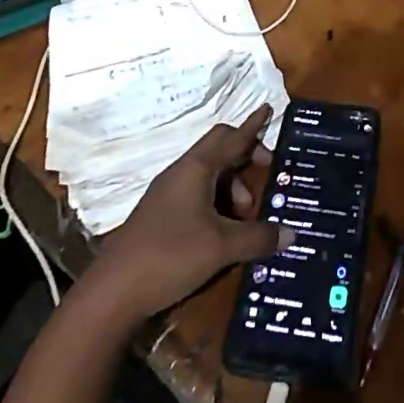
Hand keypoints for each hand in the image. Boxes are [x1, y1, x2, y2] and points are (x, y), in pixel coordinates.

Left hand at [85, 105, 293, 319]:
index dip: (252, 126)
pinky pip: (197, 196)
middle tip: (265, 180)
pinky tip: (224, 234)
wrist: (112, 293)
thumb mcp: (222, 247)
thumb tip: (291, 233)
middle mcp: (181, 173)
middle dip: (245, 163)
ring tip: (244, 224)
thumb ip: (258, 237)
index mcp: (196, 168)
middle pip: (220, 153)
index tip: (268, 109)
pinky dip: (216, 206)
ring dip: (232, 192)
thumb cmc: (170, 256)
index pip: (231, 137)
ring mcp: (168, 194)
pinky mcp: (161, 215)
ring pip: (209, 178)